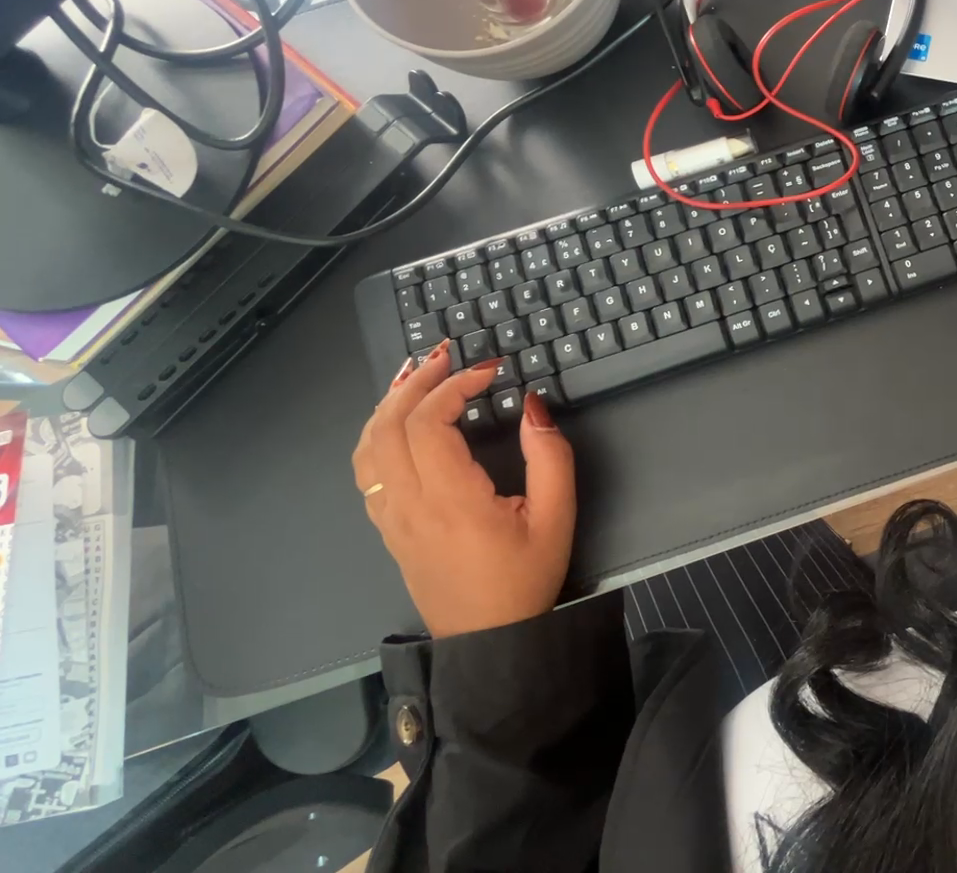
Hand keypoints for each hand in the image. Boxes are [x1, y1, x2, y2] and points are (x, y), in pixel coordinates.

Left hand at [352, 342, 576, 637]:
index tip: (491, 370)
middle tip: (445, 353)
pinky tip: (398, 416)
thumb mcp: (558, 517)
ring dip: (388, 401)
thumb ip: (551, 457)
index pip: (430, 424)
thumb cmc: (526, 576)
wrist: (488, 636)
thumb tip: (534, 406)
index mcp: (451, 501)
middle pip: (389, 426)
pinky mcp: (387, 524)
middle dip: (415, 381)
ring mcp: (390, 515)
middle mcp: (409, 504)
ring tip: (414, 371)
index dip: (455, 387)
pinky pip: (366, 467)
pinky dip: (377, 429)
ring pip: (367, 444)